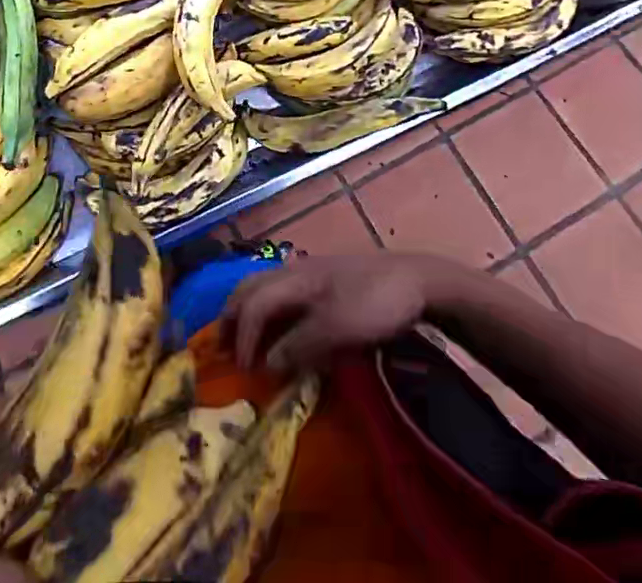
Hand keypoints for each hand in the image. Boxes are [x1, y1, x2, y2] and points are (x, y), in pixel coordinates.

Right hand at [220, 252, 470, 372]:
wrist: (420, 280)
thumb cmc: (376, 302)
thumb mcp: (339, 328)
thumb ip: (300, 344)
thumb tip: (267, 364)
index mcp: (291, 280)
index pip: (252, 306)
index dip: (243, 337)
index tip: (243, 369)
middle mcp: (291, 272)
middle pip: (248, 289)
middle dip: (231, 317)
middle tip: (222, 344)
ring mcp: (307, 272)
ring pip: (261, 286)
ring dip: (246, 310)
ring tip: (241, 333)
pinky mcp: (322, 278)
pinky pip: (279, 290)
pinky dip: (265, 307)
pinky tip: (274, 320)